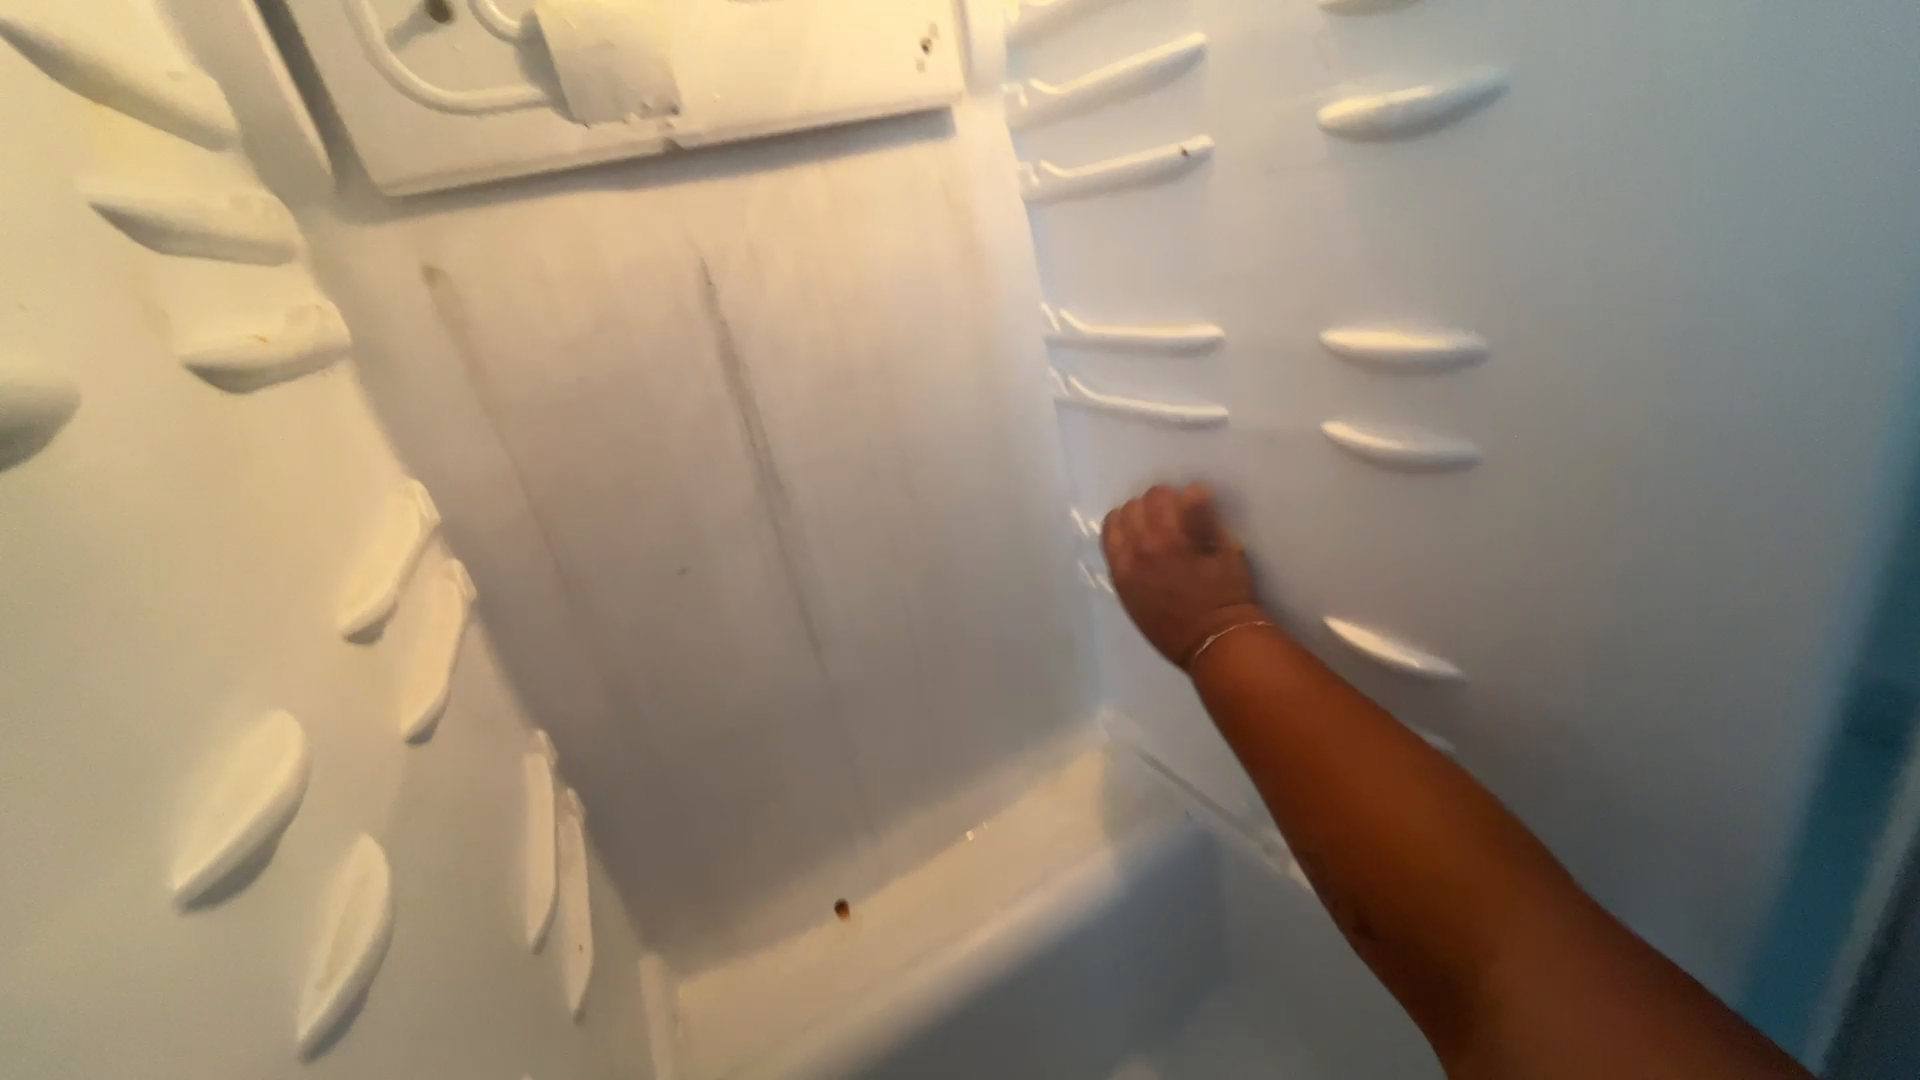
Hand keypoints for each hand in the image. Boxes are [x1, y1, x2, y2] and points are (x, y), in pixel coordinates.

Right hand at [1102, 484, 1269, 668]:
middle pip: (1134, 505)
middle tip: (1167, 521)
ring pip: (1159, 495)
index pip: (1112, 522)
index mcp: (1122, 568)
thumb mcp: (1136, 602)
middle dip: (1149, 509)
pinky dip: (1197, 498)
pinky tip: (1202, 503)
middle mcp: (1140, 549)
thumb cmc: (1175, 632)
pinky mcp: (1201, 535)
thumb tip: (1135, 546)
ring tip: (1186, 514)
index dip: (1129, 520)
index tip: (1143, 528)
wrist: (1215, 639)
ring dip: (1172, 500)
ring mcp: (1171, 540)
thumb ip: (1131, 570)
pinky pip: (1194, 499)